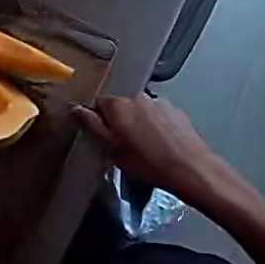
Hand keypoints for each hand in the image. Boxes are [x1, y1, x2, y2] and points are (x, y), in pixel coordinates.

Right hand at [76, 94, 235, 204]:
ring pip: (140, 111)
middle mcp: (137, 97)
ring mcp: (158, 101)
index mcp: (118, 105)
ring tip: (146, 148)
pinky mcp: (175, 110)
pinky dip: (156, 126)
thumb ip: (92, 126)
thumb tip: (76, 108)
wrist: (188, 166)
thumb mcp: (112, 149)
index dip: (100, 121)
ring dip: (139, 124)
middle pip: (121, 106)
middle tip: (125, 146)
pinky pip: (158, 115)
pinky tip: (161, 144)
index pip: (99, 104)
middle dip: (121, 123)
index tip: (105, 139)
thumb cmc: (146, 162)